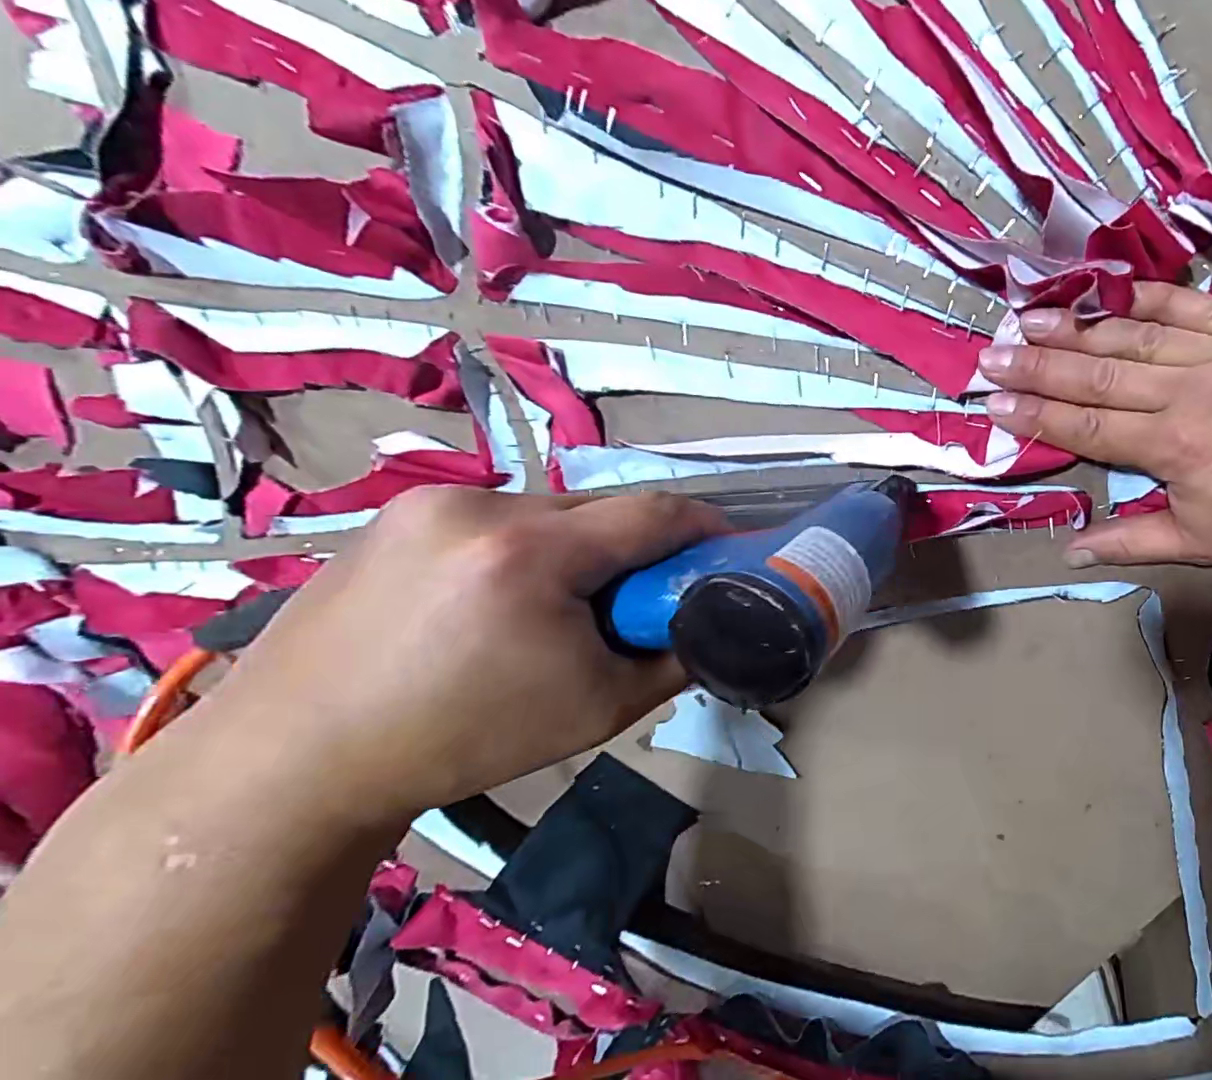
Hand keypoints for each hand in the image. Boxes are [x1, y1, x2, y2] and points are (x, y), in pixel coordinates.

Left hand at [187, 488, 725, 825]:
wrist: (295, 762)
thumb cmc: (463, 740)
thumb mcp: (600, 707)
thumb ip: (673, 657)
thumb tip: (709, 625)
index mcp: (531, 551)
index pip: (652, 512)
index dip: (704, 526)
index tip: (728, 549)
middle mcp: (478, 504)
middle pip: (601, 508)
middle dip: (640, 546)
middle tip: (646, 596)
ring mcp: (428, 504)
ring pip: (549, 512)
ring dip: (584, 547)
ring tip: (570, 606)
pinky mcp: (396, 517)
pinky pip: (499, 519)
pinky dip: (532, 548)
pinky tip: (509, 600)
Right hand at [977, 283, 1211, 567]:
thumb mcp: (1206, 544)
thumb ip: (1133, 541)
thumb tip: (1071, 553)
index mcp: (1171, 449)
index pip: (1086, 426)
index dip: (1036, 413)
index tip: (995, 402)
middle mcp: (1187, 394)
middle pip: (1097, 374)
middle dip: (1038, 365)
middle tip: (993, 353)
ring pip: (1135, 335)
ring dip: (1078, 326)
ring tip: (1031, 317)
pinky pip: (1194, 304)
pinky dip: (1149, 296)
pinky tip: (1110, 289)